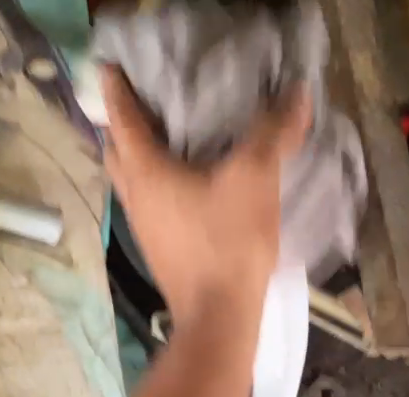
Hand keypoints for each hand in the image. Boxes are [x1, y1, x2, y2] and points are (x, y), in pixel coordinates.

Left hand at [100, 64, 310, 324]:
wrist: (219, 316)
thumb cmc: (228, 243)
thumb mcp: (256, 178)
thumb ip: (273, 132)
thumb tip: (297, 95)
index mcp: (146, 173)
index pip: (122, 119)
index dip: (117, 90)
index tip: (111, 69)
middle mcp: (135, 199)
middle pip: (117, 152)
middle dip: (122, 125)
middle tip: (140, 102)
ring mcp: (144, 229)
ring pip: (130, 182)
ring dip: (137, 158)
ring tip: (162, 137)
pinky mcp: (160, 251)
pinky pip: (148, 206)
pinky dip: (155, 185)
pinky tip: (183, 185)